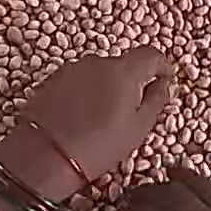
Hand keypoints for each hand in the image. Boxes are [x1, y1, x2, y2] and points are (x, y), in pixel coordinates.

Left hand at [0, 47, 172, 201]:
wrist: (44, 155)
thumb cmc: (98, 145)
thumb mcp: (138, 128)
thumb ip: (156, 100)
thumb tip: (164, 84)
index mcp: (124, 71)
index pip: (151, 55)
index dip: (162, 66)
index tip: (166, 79)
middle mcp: (98, 61)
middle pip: (124, 65)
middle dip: (132, 83)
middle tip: (132, 112)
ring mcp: (73, 68)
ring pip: (100, 73)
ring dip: (107, 89)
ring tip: (103, 120)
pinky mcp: (54, 79)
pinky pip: (80, 81)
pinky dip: (86, 93)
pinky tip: (83, 118)